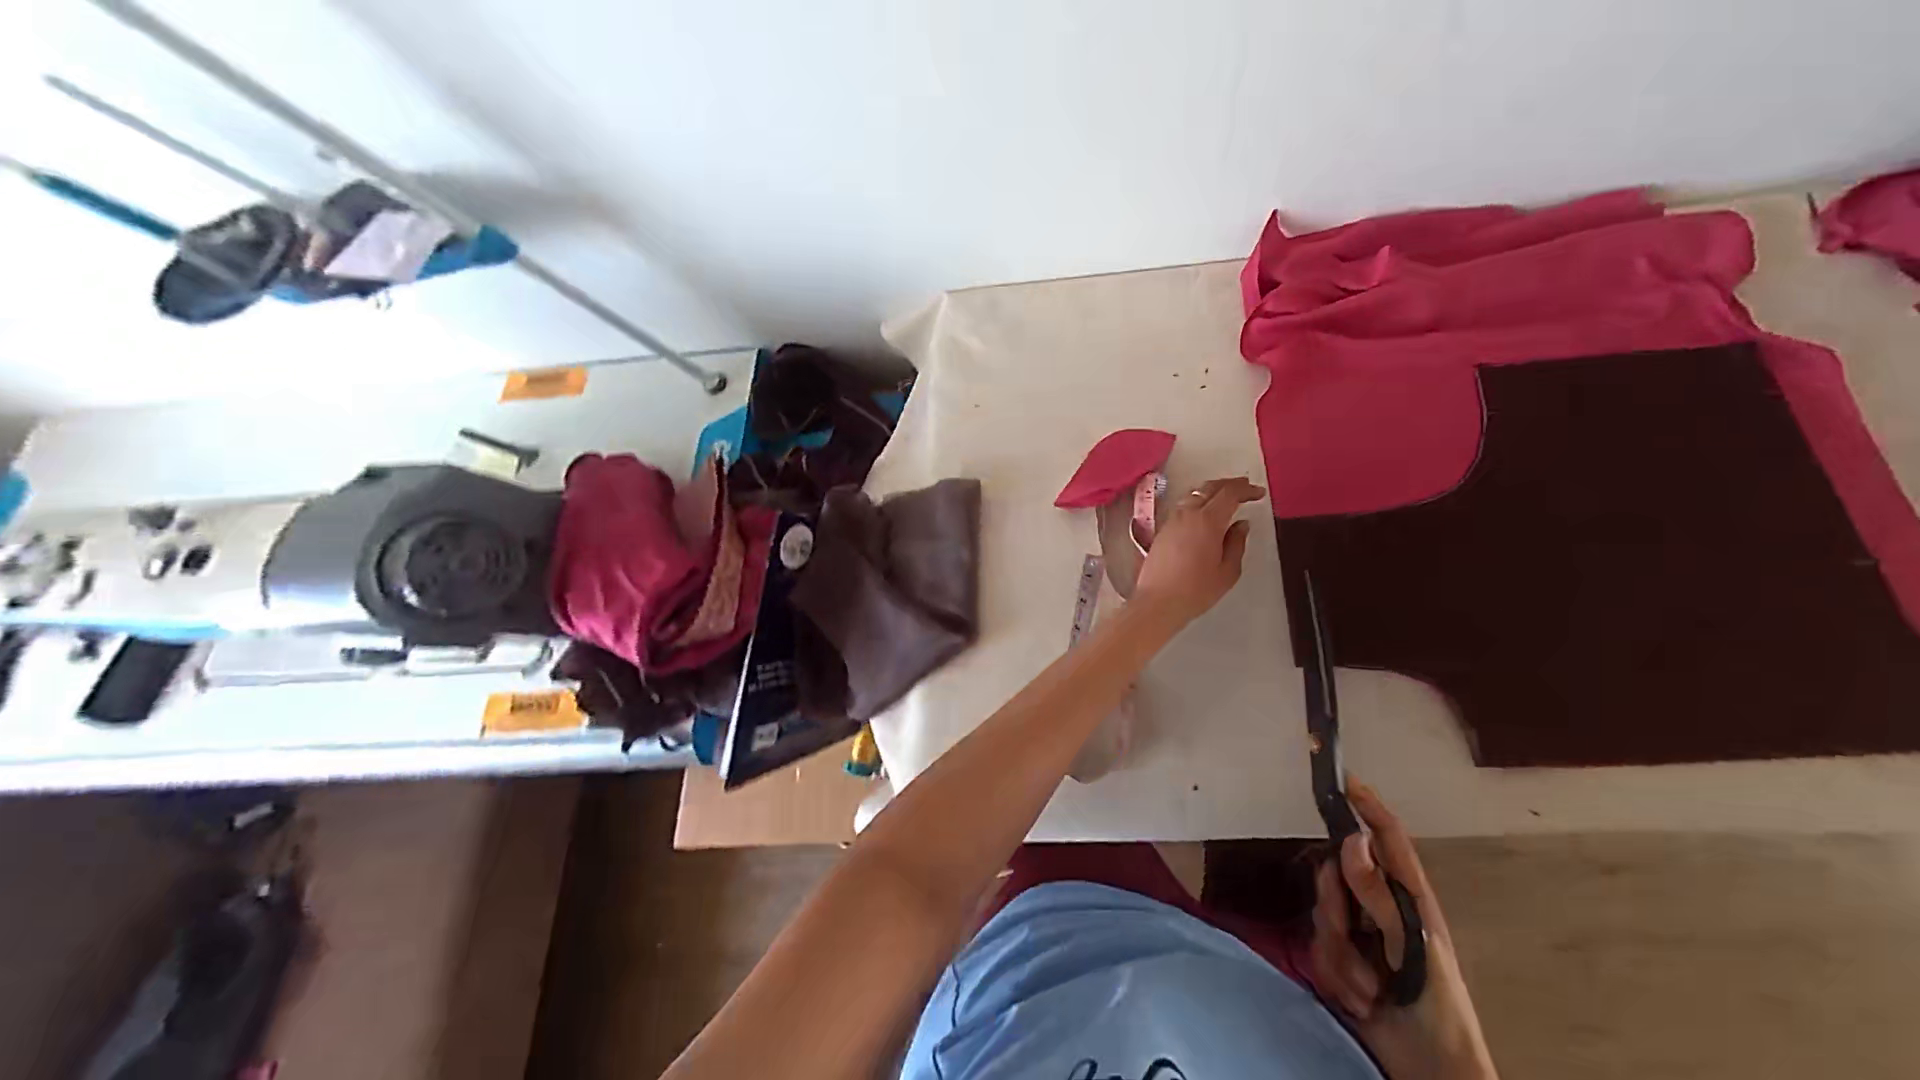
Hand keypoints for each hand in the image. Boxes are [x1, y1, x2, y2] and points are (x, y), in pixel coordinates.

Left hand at [1132, 476, 1264, 627]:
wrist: (1158, 602)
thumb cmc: (1196, 590)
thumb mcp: (1228, 570)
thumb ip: (1236, 543)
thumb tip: (1241, 524)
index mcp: (1207, 520)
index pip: (1229, 493)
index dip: (1246, 489)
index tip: (1258, 493)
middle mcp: (1187, 514)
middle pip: (1209, 488)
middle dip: (1229, 484)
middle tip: (1245, 488)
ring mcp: (1171, 521)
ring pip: (1193, 495)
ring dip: (1212, 491)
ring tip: (1227, 498)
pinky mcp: (1162, 530)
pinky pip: (1183, 507)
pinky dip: (1198, 502)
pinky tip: (1205, 513)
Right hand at [1310, 779, 1497, 1079]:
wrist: (1427, 1069)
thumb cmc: (1436, 1005)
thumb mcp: (1412, 946)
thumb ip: (1378, 894)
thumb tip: (1353, 838)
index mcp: (1409, 898)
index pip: (1387, 839)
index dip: (1368, 806)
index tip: (1344, 778)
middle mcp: (1379, 908)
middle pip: (1336, 876)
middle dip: (1336, 909)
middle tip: (1350, 936)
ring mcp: (1359, 934)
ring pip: (1322, 915)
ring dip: (1341, 956)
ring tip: (1369, 988)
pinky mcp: (1340, 960)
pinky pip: (1317, 948)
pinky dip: (1336, 976)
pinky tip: (1360, 999)